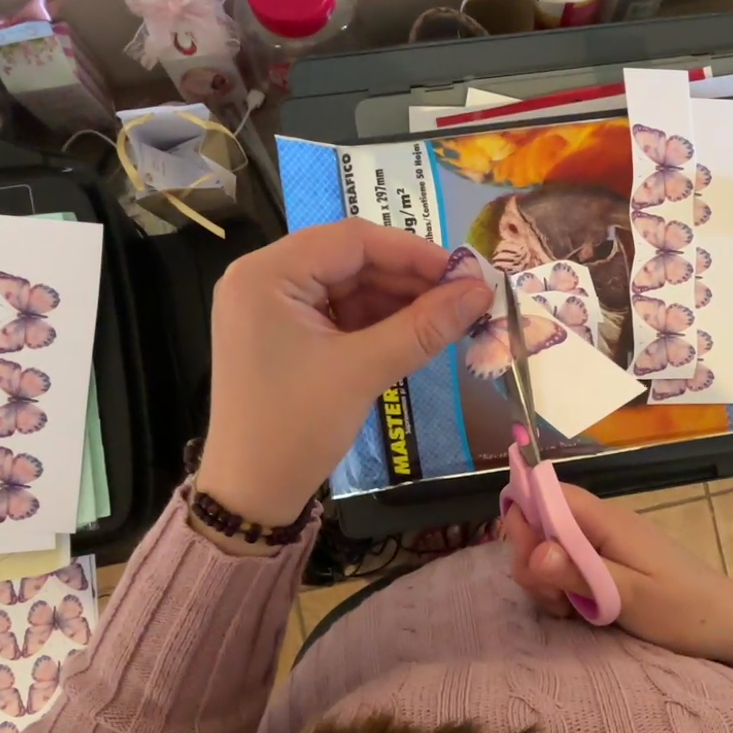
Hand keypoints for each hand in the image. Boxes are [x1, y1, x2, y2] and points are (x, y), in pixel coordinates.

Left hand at [197, 220, 489, 526]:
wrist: (251, 493)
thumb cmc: (296, 427)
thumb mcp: (363, 371)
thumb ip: (423, 326)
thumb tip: (482, 291)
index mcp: (267, 274)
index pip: (352, 239)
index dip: (414, 252)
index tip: (465, 273)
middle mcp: (263, 278)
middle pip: (350, 260)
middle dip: (408, 279)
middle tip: (464, 299)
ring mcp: (271, 307)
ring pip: (348, 287)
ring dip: (397, 301)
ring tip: (446, 319)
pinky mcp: (283, 335)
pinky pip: (338, 314)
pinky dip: (376, 322)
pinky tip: (413, 334)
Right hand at [502, 485, 732, 675]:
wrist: (729, 626)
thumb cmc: (683, 610)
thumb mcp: (629, 597)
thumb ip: (578, 574)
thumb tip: (533, 552)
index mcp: (605, 520)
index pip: (547, 493)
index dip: (525, 518)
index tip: (527, 560)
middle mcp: (600, 525)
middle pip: (542, 524)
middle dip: (532, 560)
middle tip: (554, 599)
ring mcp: (604, 544)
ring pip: (550, 549)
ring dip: (546, 580)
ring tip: (569, 610)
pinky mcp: (608, 564)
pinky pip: (568, 567)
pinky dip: (562, 589)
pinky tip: (576, 611)